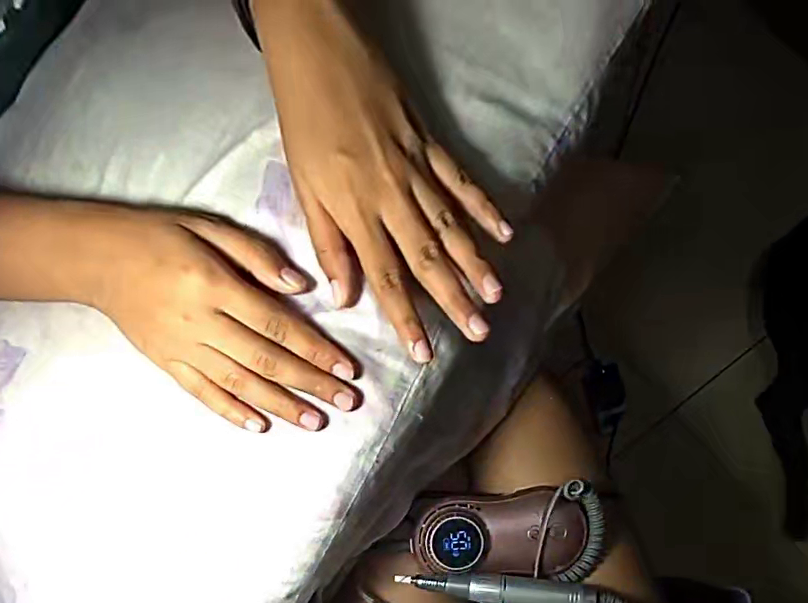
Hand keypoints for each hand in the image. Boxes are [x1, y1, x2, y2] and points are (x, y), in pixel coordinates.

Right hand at [93, 208, 362, 432]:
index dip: (315, 349)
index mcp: (215, 285)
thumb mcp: (208, 228)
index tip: (346, 369)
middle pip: (267, 360)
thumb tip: (301, 287)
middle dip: (311, 383)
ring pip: (241, 383)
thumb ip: (256, 256)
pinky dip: (232, 412)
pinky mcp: (167, 364)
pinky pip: (203, 393)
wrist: (95, 257)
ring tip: (316, 422)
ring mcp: (183, 348)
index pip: (277, 324)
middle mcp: (201, 322)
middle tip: (346, 402)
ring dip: (282, 405)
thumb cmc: (159, 236)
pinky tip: (261, 426)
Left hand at [255, 0, 511, 363]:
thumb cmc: (304, 122)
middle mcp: (391, 196)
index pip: (386, 277)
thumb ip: (328, 244)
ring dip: (475, 264)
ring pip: (450, 225)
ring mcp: (415, 168)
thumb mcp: (303, 188)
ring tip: (495, 296)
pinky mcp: (430, 142)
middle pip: (428, 259)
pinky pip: (462, 180)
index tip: (424, 353)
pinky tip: (504, 233)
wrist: (315, 45)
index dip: (407, 319)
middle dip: (454, 300)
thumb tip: (342, 298)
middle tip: (478, 333)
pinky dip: (484, 207)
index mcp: (356, 211)